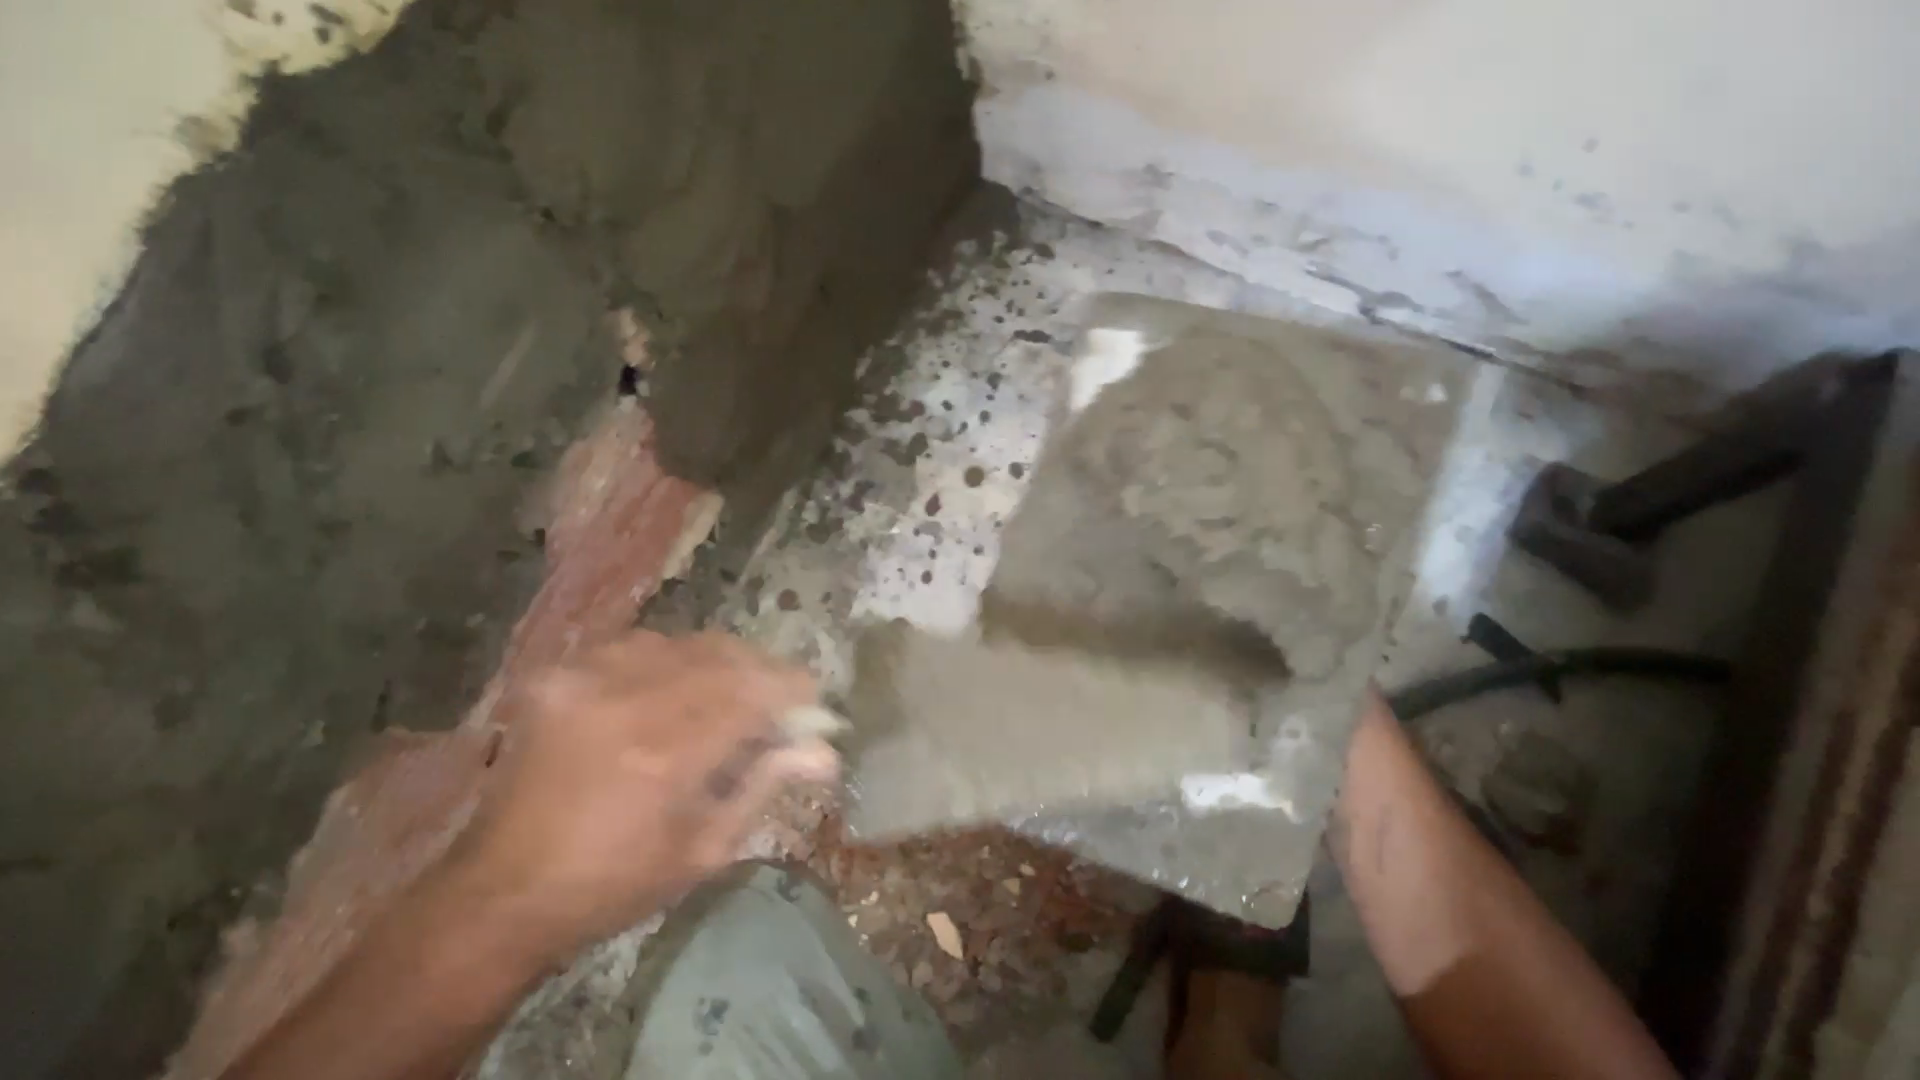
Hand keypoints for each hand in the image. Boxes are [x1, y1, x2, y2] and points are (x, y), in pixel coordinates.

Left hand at [448, 630, 837, 963]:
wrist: (502, 892)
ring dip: (721, 662)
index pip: (753, 691)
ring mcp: (586, 681)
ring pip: (683, 643)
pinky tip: (676, 686)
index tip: (813, 700)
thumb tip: (823, 751)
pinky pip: (637, 646)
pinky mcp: (558, 676)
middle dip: (763, 671)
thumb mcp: (703, 851)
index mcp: (667, 755)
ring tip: (732, 692)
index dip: (792, 688)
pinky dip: (671, 659)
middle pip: (723, 656)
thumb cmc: (615, 886)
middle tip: (780, 699)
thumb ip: (764, 785)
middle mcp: (627, 701)